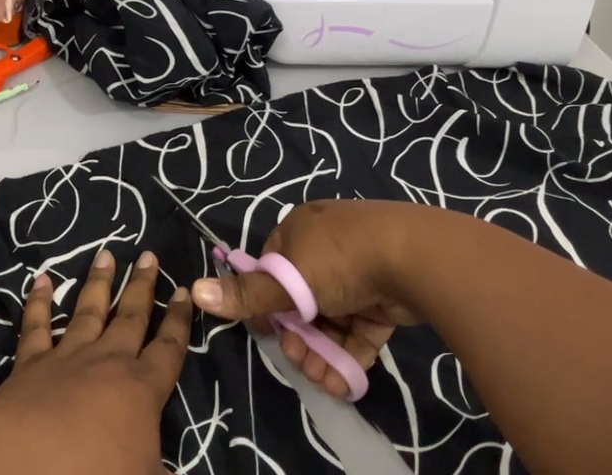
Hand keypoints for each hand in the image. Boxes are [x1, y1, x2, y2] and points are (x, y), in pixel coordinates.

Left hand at [0, 249, 192, 473]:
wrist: (25, 467)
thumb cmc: (96, 474)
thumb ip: (166, 468)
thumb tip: (183, 472)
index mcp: (141, 389)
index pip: (168, 348)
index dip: (178, 320)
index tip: (184, 290)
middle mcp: (107, 362)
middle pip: (130, 317)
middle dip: (142, 286)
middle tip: (148, 255)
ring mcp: (67, 358)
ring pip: (88, 311)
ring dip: (98, 283)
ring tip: (106, 255)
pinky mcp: (30, 364)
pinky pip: (36, 326)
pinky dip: (38, 302)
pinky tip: (42, 279)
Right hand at [191, 199, 441, 397]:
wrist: (417, 260)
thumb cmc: (342, 260)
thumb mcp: (290, 279)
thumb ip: (247, 293)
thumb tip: (194, 291)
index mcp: (300, 231)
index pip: (272, 270)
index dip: (267, 304)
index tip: (269, 332)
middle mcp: (327, 247)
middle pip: (301, 301)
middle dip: (297, 336)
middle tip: (299, 360)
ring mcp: (358, 272)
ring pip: (330, 320)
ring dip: (321, 352)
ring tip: (323, 378)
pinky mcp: (383, 298)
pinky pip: (358, 329)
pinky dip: (349, 354)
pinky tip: (345, 380)